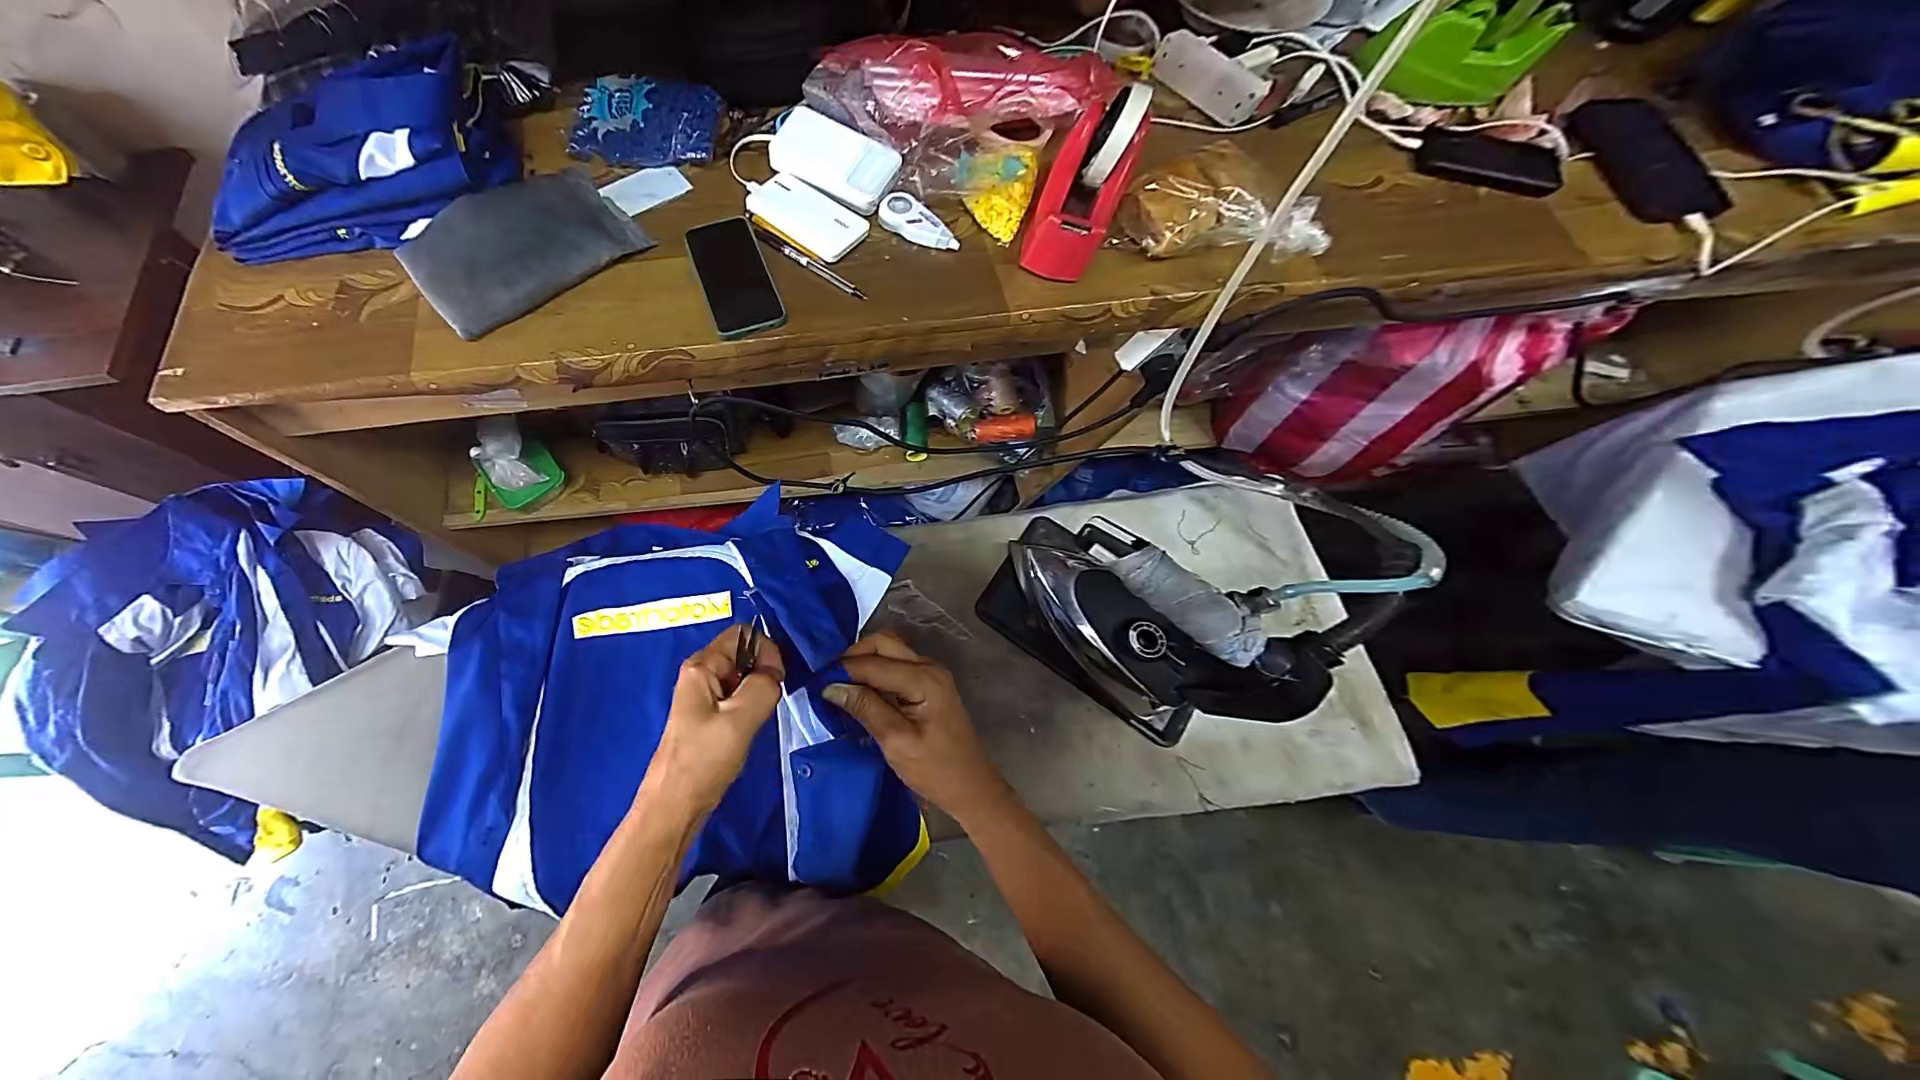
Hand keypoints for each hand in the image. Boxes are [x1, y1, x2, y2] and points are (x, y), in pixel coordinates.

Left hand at [641, 625, 783, 815]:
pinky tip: (754, 724)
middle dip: (766, 669)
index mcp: (701, 666)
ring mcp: (705, 695)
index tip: (776, 679)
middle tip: (771, 699)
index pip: (744, 634)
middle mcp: (701, 674)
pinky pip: (741, 695)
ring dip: (761, 689)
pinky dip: (754, 704)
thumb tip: (775, 673)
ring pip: (745, 676)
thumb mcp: (740, 719)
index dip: (766, 650)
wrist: (675, 806)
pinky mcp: (712, 715)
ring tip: (762, 714)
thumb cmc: (704, 760)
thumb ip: (764, 687)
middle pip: (745, 653)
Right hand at [824, 632, 1015, 825]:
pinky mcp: (928, 685)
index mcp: (924, 678)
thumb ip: (865, 708)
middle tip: (828, 682)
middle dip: (853, 657)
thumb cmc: (936, 769)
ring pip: (890, 652)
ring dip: (863, 663)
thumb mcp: (895, 741)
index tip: (815, 684)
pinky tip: (859, 692)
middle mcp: (929, 667)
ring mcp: (931, 674)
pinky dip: (875, 673)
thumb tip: (831, 686)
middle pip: (883, 644)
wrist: (971, 787)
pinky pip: (896, 667)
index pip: (873, 662)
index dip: (842, 671)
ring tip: (839, 687)